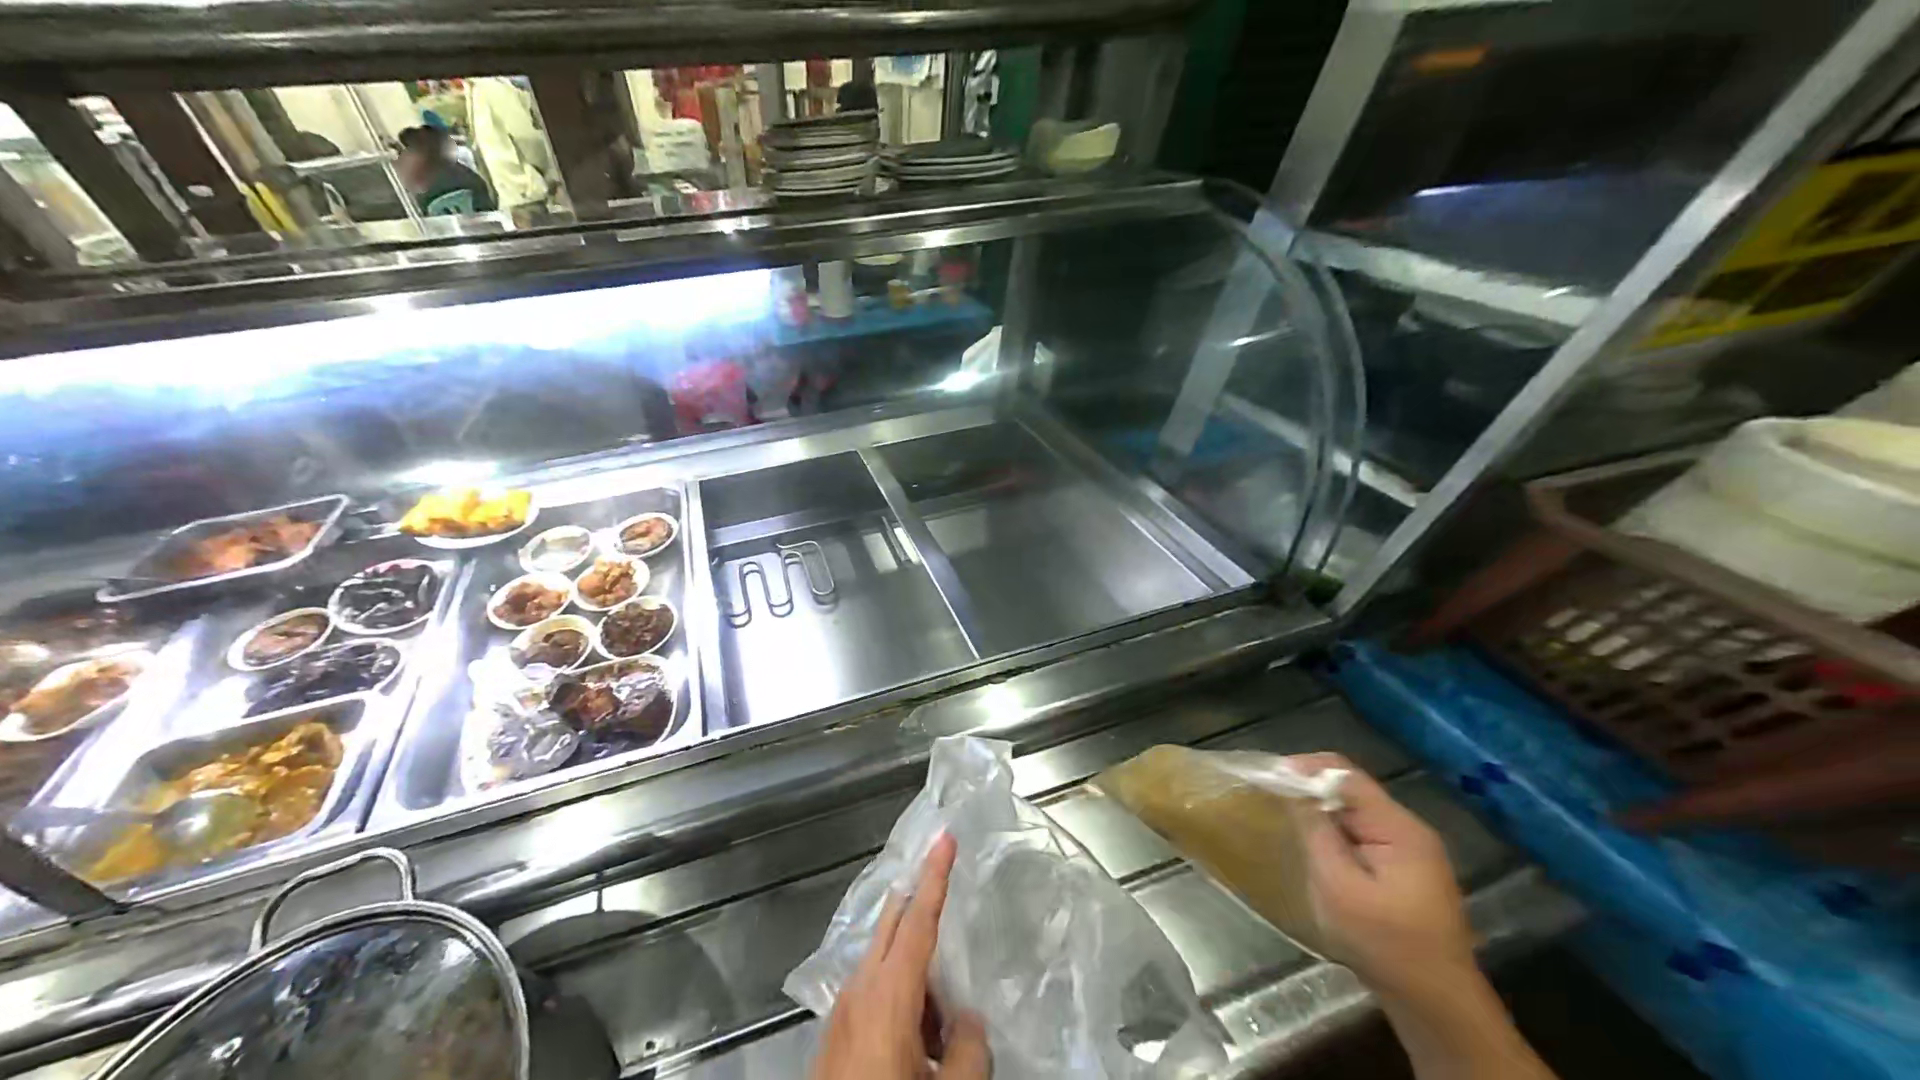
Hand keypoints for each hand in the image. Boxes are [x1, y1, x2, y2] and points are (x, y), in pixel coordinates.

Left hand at [809, 833, 991, 1079]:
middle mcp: (859, 989)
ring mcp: (842, 1011)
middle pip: (892, 925)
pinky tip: (918, 1046)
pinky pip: (872, 994)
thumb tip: (966, 1021)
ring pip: (884, 964)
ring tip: (942, 1026)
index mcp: (888, 992)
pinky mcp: (834, 1035)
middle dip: (919, 902)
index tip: (945, 837)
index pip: (918, 919)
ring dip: (915, 971)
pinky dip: (900, 999)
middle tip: (943, 880)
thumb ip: (967, 1047)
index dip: (936, 875)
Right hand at [1286, 754, 1476, 1002]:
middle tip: (1270, 797)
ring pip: (1355, 812)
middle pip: (1351, 790)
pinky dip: (1333, 830)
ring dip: (1320, 811)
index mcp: (1398, 828)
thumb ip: (1317, 832)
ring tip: (1283, 817)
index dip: (1305, 769)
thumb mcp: (1339, 886)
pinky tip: (1312, 844)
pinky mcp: (1402, 868)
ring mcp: (1408, 850)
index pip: (1346, 775)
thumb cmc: (1385, 944)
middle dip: (1309, 788)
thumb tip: (1295, 791)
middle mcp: (1407, 829)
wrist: (1436, 1004)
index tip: (1269, 777)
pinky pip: (1361, 833)